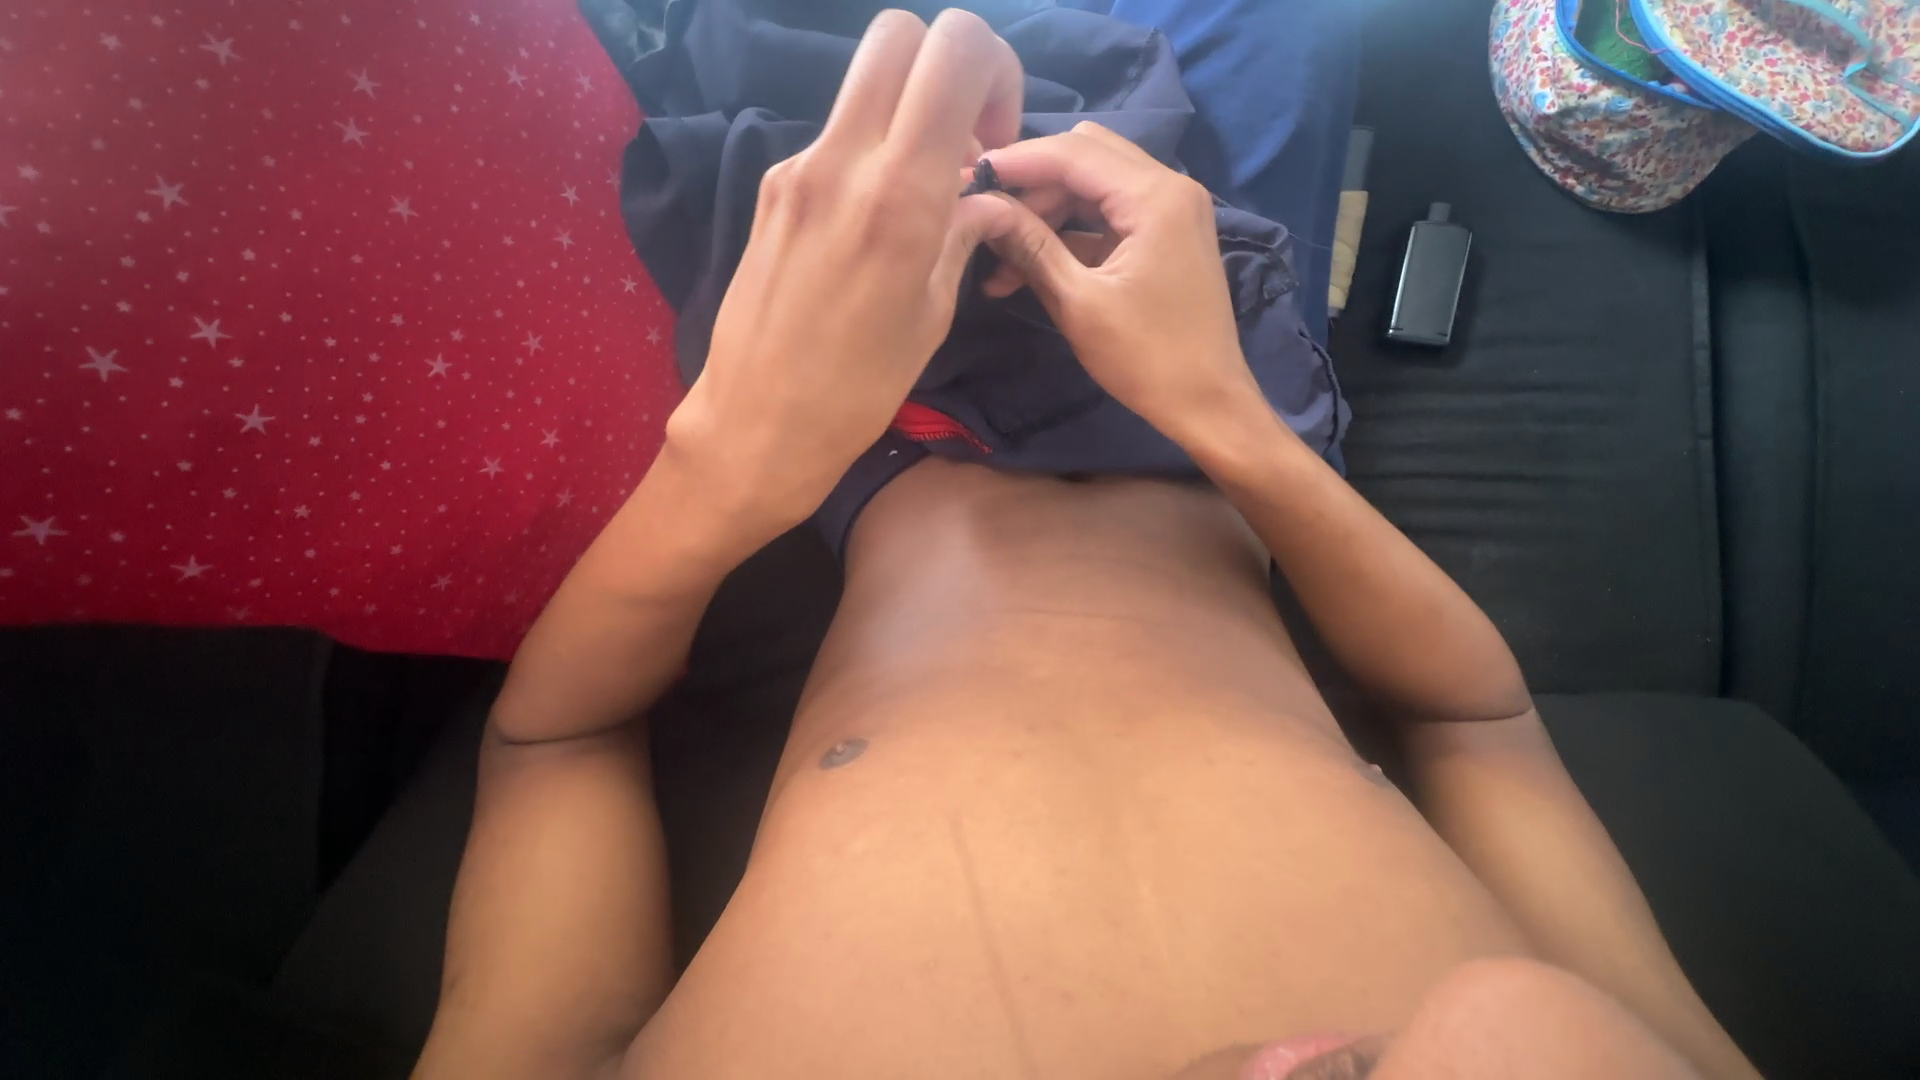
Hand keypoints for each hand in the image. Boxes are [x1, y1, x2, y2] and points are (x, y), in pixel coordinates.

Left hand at [664, 8, 1021, 533]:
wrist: (757, 424)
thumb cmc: (859, 390)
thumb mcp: (932, 315)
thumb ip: (958, 234)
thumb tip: (975, 196)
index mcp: (899, 195)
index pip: (954, 50)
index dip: (993, 72)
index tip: (995, 141)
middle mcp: (842, 160)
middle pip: (899, 36)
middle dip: (947, 69)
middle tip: (962, 143)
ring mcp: (796, 169)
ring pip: (864, 89)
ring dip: (906, 117)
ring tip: (921, 196)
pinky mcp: (771, 190)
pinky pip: (834, 140)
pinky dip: (868, 155)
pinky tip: (873, 223)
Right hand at [976, 123, 1269, 452]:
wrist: (1207, 403)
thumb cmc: (1145, 358)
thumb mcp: (1078, 303)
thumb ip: (1031, 248)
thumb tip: (983, 210)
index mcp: (1155, 197)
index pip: (1074, 153)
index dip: (1017, 161)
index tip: (970, 176)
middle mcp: (1170, 187)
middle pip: (1087, 157)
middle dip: (1033, 185)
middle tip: (988, 219)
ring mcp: (1171, 212)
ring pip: (1095, 187)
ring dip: (1048, 215)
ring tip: (1001, 261)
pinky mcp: (1166, 238)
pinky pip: (1109, 218)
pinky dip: (1072, 236)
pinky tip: (1031, 268)